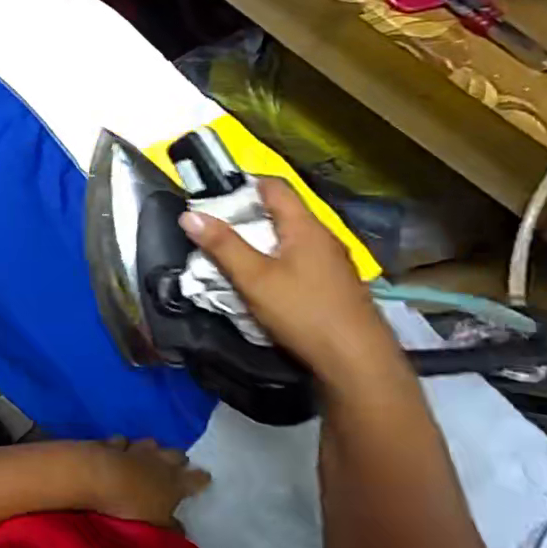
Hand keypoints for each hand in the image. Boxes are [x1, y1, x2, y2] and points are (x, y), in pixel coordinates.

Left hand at [84, 437, 210, 527]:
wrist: (97, 476)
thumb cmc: (132, 505)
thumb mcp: (157, 524)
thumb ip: (170, 527)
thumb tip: (182, 530)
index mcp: (174, 483)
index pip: (195, 479)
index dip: (201, 478)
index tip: (206, 476)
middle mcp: (158, 462)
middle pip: (175, 454)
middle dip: (178, 458)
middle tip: (179, 464)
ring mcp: (135, 449)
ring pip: (150, 443)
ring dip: (152, 448)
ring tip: (152, 454)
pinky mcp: (112, 444)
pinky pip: (121, 441)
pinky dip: (123, 445)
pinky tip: (120, 448)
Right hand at [178, 177, 399, 375]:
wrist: (357, 363)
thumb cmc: (304, 313)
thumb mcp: (254, 279)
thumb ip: (222, 245)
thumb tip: (189, 215)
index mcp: (305, 227)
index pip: (274, 187)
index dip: (242, 184)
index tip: (211, 195)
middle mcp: (323, 238)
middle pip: (281, 212)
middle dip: (245, 215)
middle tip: (212, 227)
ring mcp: (332, 263)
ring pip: (288, 238)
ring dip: (259, 240)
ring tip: (229, 253)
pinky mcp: (333, 286)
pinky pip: (297, 259)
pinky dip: (274, 260)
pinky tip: (260, 280)